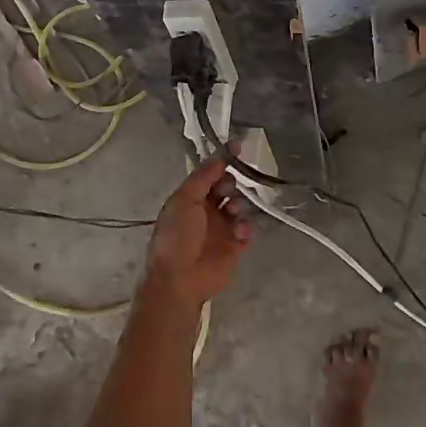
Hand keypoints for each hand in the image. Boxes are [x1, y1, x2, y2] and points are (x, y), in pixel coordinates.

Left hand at [146, 152, 252, 305]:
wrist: (180, 279)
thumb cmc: (176, 236)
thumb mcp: (184, 199)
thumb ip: (204, 176)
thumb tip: (221, 154)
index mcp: (190, 198)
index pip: (210, 173)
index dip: (223, 160)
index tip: (238, 147)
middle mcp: (207, 210)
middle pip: (228, 186)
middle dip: (231, 184)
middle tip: (227, 191)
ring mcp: (222, 227)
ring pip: (241, 205)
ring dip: (240, 205)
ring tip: (233, 214)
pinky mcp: (236, 245)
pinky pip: (249, 227)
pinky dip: (246, 227)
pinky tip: (239, 233)